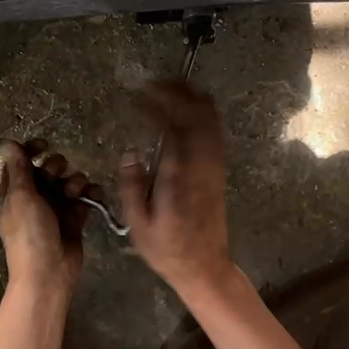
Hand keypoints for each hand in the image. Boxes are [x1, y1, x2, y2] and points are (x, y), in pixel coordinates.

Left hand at [0, 139, 96, 294]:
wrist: (49, 273)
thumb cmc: (29, 234)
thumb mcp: (21, 198)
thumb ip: (20, 170)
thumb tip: (9, 143)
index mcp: (15, 192)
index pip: (21, 162)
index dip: (31, 150)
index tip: (44, 145)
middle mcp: (34, 197)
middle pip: (48, 169)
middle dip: (56, 167)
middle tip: (58, 175)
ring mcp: (56, 207)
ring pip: (69, 181)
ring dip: (75, 181)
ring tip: (76, 192)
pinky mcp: (75, 218)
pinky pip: (85, 197)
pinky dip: (91, 193)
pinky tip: (95, 195)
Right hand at [119, 81, 242, 297]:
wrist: (205, 267)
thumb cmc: (167, 249)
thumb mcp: (138, 224)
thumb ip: (133, 187)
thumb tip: (130, 153)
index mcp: (178, 177)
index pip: (172, 129)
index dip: (158, 106)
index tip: (140, 95)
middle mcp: (201, 167)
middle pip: (197, 118)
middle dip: (178, 93)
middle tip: (155, 81)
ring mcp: (214, 168)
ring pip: (211, 122)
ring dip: (193, 99)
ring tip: (172, 85)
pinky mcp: (218, 172)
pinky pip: (216, 134)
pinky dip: (205, 114)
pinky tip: (192, 107)